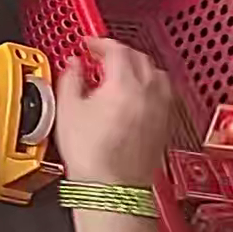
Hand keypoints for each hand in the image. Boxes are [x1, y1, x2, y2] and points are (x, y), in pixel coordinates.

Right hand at [54, 37, 174, 186]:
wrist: (111, 189)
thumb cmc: (91, 155)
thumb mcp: (67, 108)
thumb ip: (71, 78)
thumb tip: (74, 64)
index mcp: (124, 85)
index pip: (117, 49)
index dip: (100, 42)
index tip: (88, 43)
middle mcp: (148, 94)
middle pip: (140, 58)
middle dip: (119, 51)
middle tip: (100, 54)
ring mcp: (161, 110)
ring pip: (156, 74)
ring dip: (138, 65)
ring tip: (119, 70)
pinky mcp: (165, 126)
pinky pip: (163, 93)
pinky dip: (150, 84)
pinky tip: (135, 93)